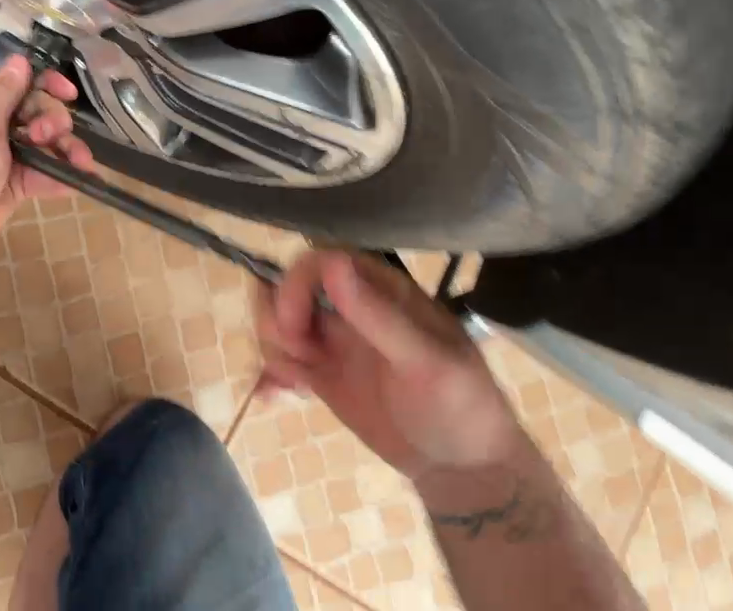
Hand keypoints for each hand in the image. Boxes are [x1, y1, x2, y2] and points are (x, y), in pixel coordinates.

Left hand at [0, 55, 93, 258]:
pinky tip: (83, 178)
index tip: (68, 92)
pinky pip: (48, 173)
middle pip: (38, 111)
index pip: (18, 83)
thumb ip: (4, 93)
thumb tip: (19, 59)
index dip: (45, 84)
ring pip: (48, 143)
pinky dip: (64, 175)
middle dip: (53, 120)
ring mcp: (9, 155)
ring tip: (79, 160)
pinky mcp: (19, 183)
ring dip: (67, 148)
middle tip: (50, 134)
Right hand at [256, 248, 529, 483]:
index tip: (292, 324)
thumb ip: (379, 316)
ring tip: (296, 383)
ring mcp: (333, 340)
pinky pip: (279, 358)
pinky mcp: (320, 373)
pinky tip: (277, 396)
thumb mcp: (428, 364)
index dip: (296, 283)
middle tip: (298, 356)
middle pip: (288, 286)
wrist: (464, 471)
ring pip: (277, 319)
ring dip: (273, 346)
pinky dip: (269, 375)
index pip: (322, 261)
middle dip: (278, 317)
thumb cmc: (461, 410)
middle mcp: (351, 308)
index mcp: (382, 292)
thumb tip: (333, 263)